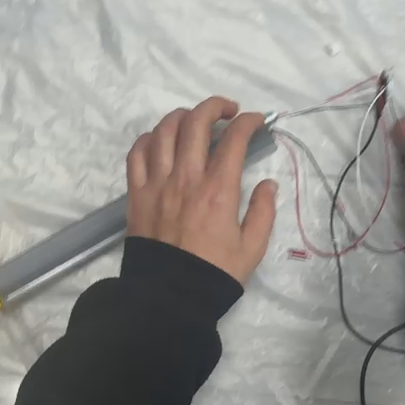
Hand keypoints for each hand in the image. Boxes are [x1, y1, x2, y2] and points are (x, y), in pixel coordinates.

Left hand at [127, 98, 278, 284]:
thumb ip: (264, 211)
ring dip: (182, 116)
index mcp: (219, 190)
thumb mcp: (253, 248)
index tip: (257, 122)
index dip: (249, 122)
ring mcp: (158, 184)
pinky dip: (148, 139)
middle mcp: (186, 178)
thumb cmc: (215, 273)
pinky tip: (159, 140)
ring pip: (164, 131)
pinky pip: (136, 154)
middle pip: (196, 122)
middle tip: (227, 112)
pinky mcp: (137, 194)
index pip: (234, 139)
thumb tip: (268, 184)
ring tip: (194, 121)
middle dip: (215, 107)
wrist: (170, 297)